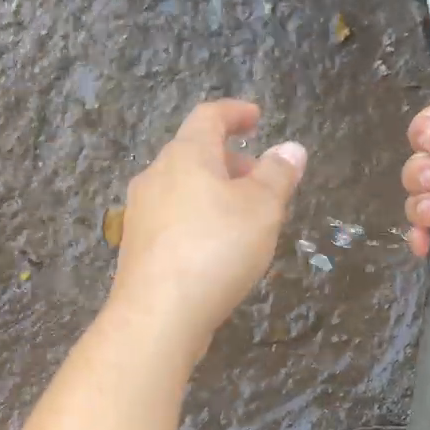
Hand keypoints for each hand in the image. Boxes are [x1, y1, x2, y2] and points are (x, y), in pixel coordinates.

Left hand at [111, 100, 306, 359]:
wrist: (157, 316)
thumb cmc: (215, 249)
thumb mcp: (262, 208)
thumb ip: (278, 175)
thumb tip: (291, 148)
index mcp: (186, 155)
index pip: (209, 117)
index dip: (235, 112)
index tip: (256, 118)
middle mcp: (156, 175)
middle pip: (194, 152)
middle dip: (231, 160)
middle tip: (262, 179)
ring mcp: (141, 211)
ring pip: (184, 187)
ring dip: (216, 191)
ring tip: (248, 218)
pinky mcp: (138, 246)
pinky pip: (174, 216)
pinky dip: (200, 217)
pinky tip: (219, 248)